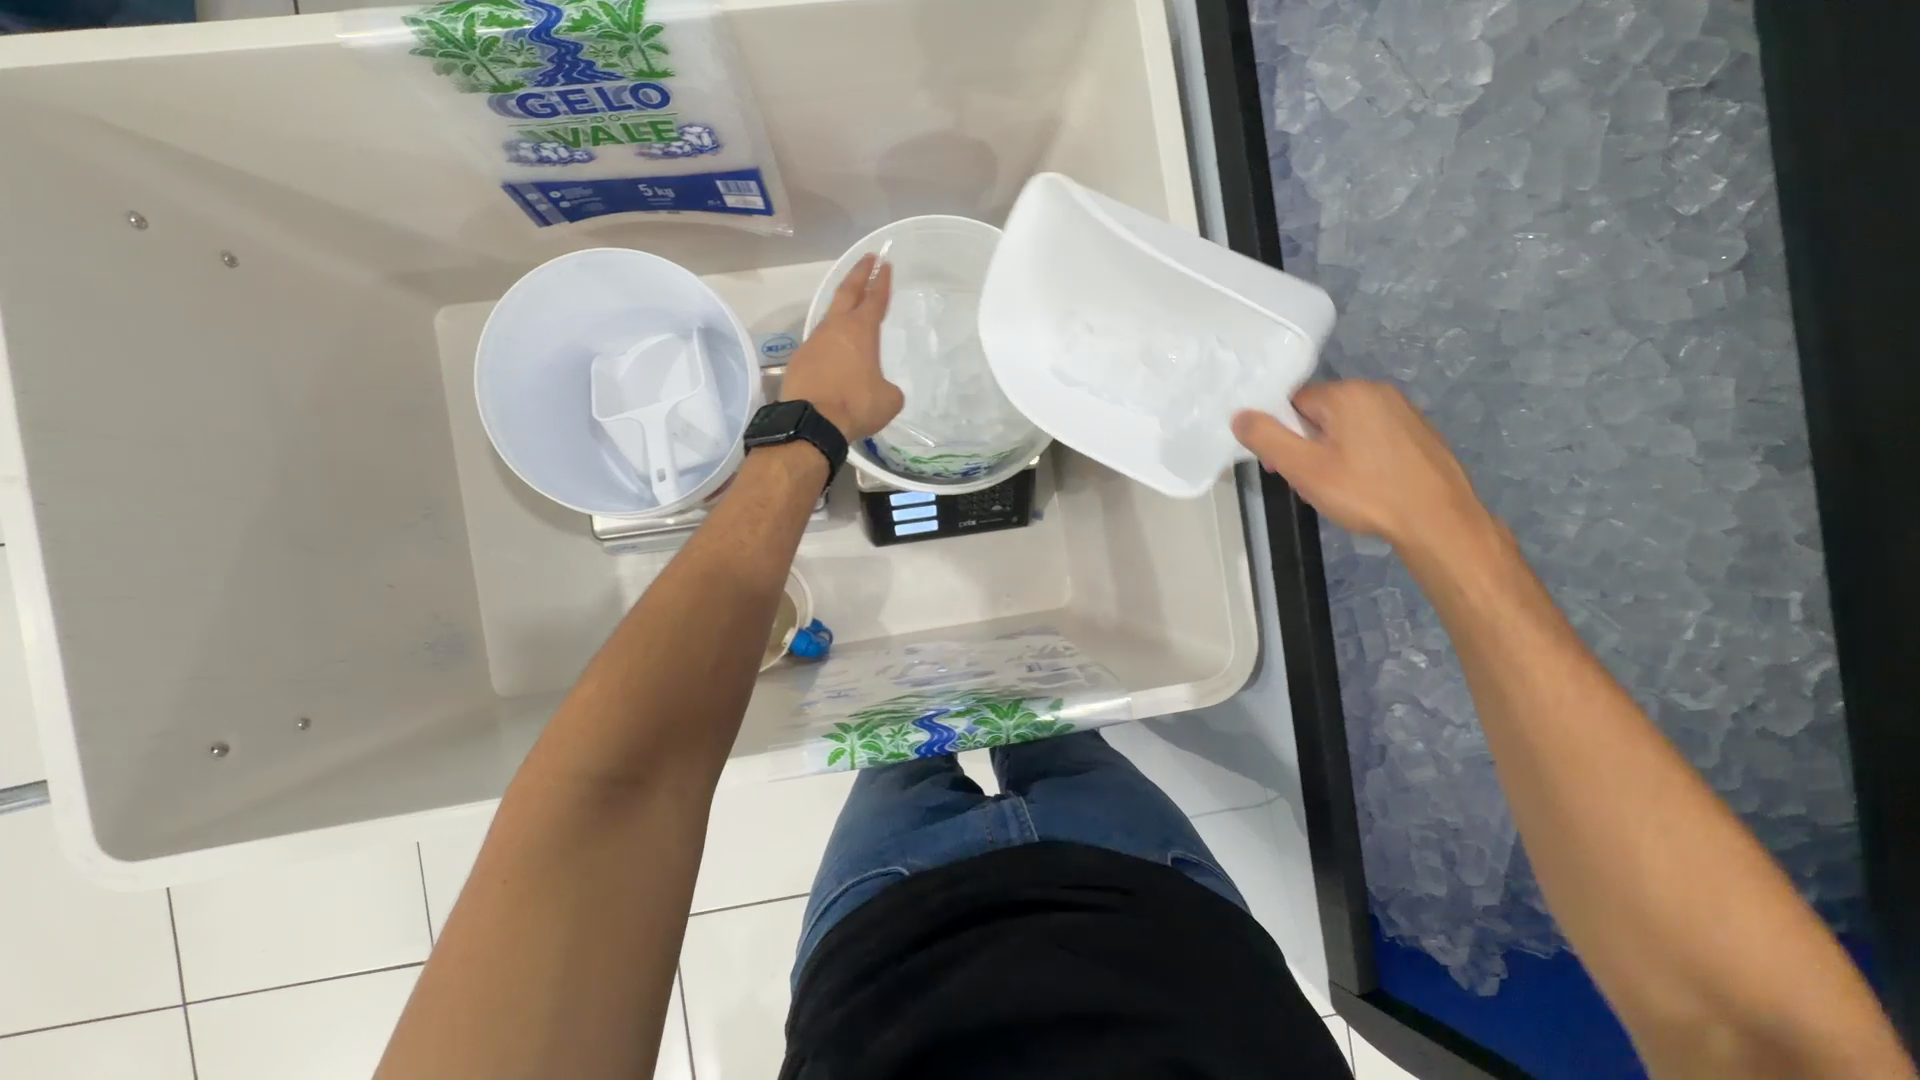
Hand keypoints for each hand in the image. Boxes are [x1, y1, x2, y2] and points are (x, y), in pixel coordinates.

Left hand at [780, 254, 903, 440]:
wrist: (811, 422)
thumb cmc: (856, 405)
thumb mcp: (888, 399)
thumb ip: (887, 387)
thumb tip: (879, 388)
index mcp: (861, 331)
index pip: (875, 298)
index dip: (882, 281)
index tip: (885, 264)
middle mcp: (835, 329)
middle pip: (847, 292)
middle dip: (859, 274)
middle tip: (868, 259)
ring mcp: (813, 343)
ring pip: (829, 319)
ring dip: (841, 310)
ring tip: (849, 309)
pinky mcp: (799, 361)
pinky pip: (818, 346)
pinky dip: (828, 344)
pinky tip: (833, 353)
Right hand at [1232, 380, 1490, 549]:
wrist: (1438, 521)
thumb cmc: (1366, 493)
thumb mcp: (1304, 469)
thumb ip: (1266, 438)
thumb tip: (1240, 415)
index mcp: (1348, 393)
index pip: (1294, 403)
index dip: (1282, 435)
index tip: (1286, 468)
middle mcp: (1377, 392)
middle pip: (1320, 414)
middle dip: (1308, 445)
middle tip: (1311, 483)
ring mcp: (1403, 411)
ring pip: (1347, 428)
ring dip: (1333, 453)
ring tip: (1339, 489)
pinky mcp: (1419, 433)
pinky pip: (1373, 438)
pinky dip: (1361, 458)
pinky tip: (1367, 486)